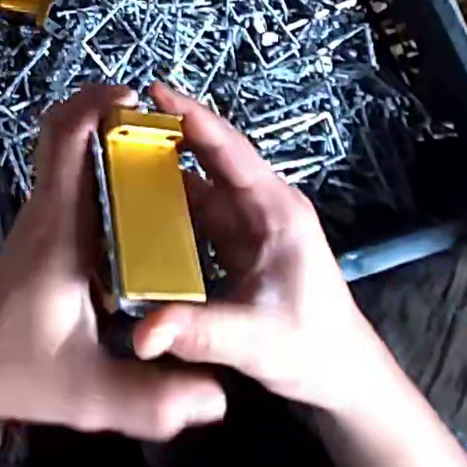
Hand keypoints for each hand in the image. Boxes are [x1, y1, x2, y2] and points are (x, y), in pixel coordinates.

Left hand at [0, 84, 227, 439]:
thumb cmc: (21, 371)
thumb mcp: (92, 394)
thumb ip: (155, 399)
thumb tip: (222, 398)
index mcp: (58, 226)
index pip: (65, 141)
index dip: (93, 104)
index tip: (131, 95)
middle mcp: (46, 210)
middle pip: (58, 131)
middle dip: (97, 105)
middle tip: (146, 112)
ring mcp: (40, 217)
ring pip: (60, 150)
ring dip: (95, 130)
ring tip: (149, 141)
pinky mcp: (41, 230)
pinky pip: (66, 176)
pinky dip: (93, 159)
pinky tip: (132, 189)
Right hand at [131, 83, 466, 466]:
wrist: (342, 376)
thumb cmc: (312, 350)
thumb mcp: (255, 342)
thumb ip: (199, 332)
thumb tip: (142, 334)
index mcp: (275, 209)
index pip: (231, 150)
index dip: (194, 117)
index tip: (156, 90)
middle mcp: (262, 203)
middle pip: (215, 152)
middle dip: (175, 127)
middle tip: (128, 111)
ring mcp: (249, 218)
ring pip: (203, 176)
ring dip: (169, 159)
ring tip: (124, 144)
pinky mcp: (237, 235)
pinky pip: (199, 203)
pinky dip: (170, 193)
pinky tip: (141, 192)